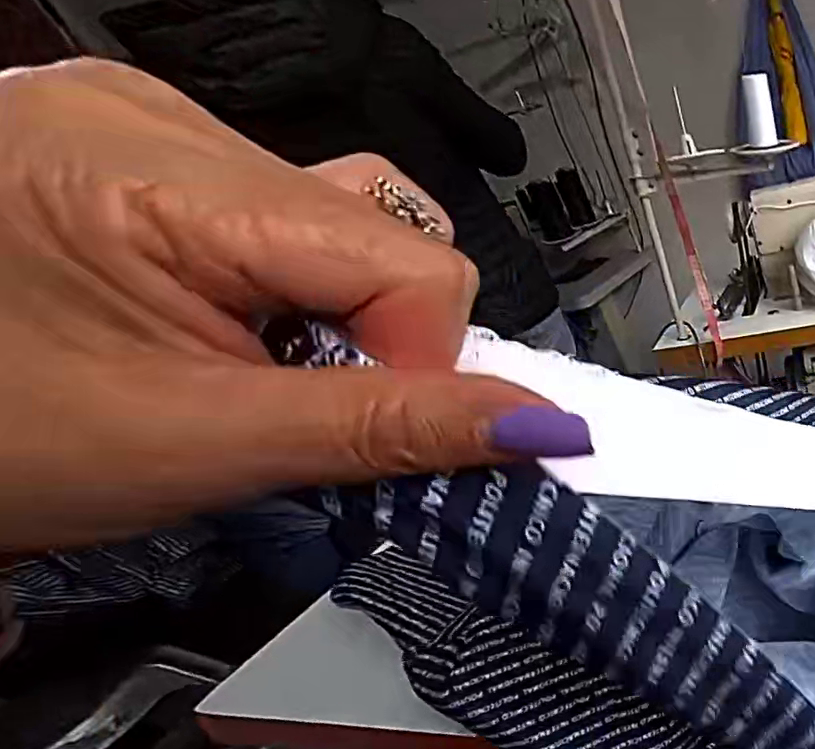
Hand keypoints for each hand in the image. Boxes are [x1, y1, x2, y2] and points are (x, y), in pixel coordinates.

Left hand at [0, 60, 588, 552]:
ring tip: (289, 362)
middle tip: (312, 396)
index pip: (416, 267)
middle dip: (398, 341)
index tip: (368, 421)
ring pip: (377, 234)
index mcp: (154, 172)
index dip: (427, 361)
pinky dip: (338, 297)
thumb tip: (547, 428)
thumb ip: (399, 428)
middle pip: (403, 244)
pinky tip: (274, 327)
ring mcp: (164, 138)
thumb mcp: (214, 443)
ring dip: (372, 320)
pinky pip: (326, 228)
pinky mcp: (172, 169)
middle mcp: (165, 125)